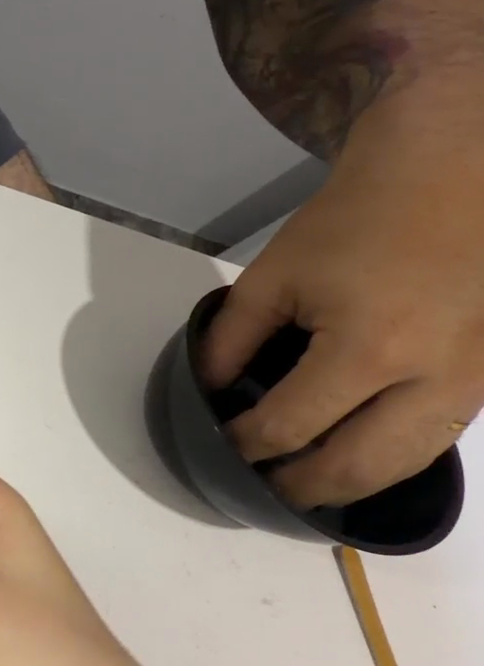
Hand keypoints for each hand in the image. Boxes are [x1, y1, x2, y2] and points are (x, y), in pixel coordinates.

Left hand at [202, 106, 483, 508]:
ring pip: (410, 461)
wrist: (456, 176)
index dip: (245, 444)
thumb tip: (209, 391)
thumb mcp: (269, 281)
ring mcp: (477, 381)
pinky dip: (394, 456)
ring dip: (353, 482)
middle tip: (259, 489)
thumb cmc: (352, 224)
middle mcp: (435, 378)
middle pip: (361, 464)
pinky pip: (440, 436)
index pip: (290, 426)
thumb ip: (229, 343)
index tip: (220, 446)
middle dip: (302, 486)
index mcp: (371, 351)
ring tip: (301, 485)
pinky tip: (356, 456)